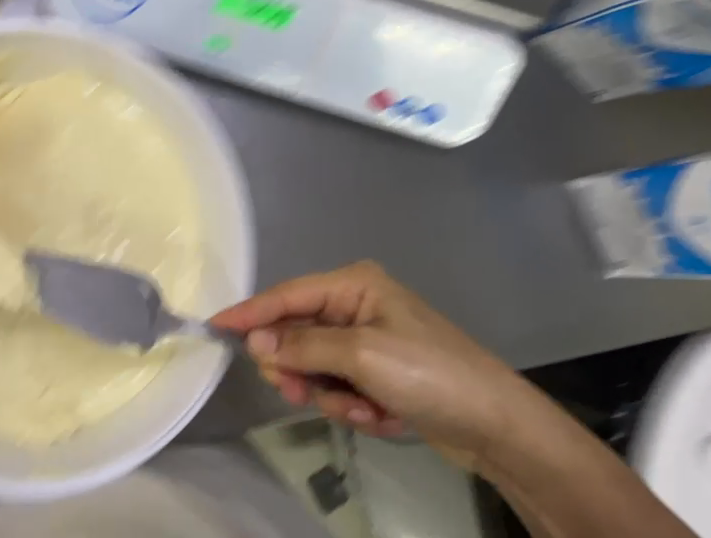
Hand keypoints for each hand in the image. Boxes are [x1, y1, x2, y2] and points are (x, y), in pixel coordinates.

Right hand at [211, 261, 550, 470]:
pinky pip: (341, 387)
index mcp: (353, 285)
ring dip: (332, 395)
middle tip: (299, 393)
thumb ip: (303, 346)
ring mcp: (368, 341)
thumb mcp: (361, 356)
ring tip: (363, 411)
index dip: (250, 313)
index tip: (213, 327)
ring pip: (316, 367)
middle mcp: (357, 306)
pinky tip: (382, 418)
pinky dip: (354, 407)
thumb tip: (256, 342)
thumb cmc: (429, 374)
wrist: (497, 425)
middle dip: (300, 368)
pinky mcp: (379, 374)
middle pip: (297, 334)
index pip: (287, 295)